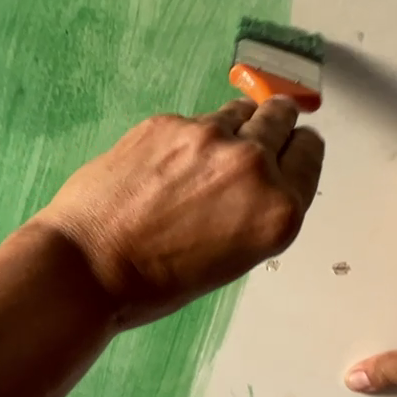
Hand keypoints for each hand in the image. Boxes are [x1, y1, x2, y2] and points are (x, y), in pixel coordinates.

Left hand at [29, 96, 324, 328]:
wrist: (87, 266)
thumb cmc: (155, 283)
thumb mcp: (231, 258)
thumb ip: (256, 211)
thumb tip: (256, 180)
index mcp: (278, 210)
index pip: (309, 154)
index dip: (296, 151)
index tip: (287, 150)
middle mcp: (252, 165)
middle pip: (281, 118)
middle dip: (271, 126)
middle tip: (254, 138)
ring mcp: (207, 138)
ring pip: (237, 112)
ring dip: (228, 129)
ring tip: (200, 159)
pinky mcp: (166, 124)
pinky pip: (190, 122)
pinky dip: (182, 139)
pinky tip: (158, 168)